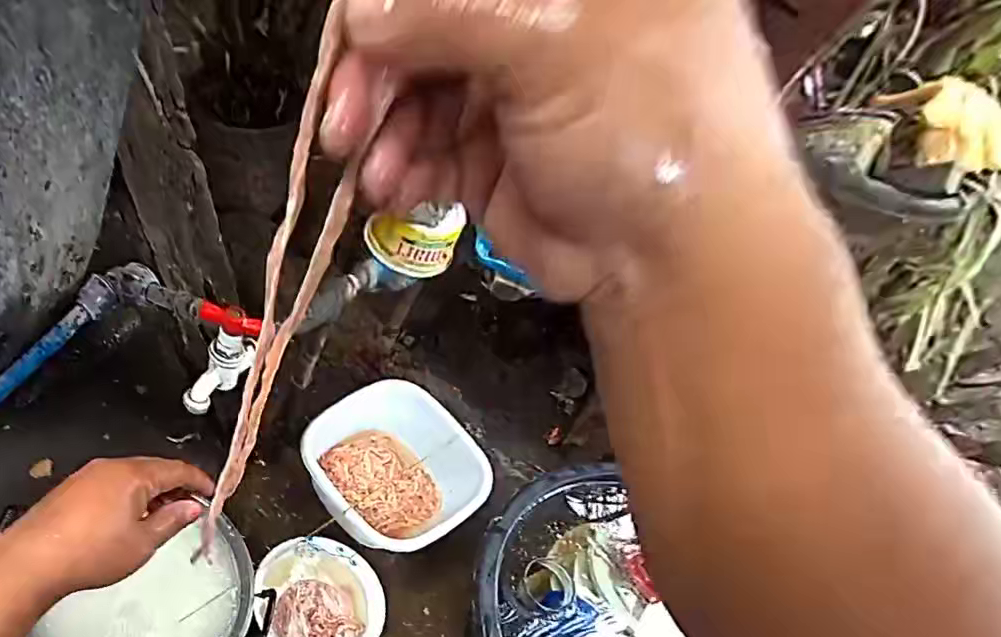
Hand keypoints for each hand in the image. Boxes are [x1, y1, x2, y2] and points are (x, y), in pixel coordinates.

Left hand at [0, 457, 214, 599]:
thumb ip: (172, 521)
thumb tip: (189, 508)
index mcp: (132, 474)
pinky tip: (129, 523)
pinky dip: (128, 499)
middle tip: (190, 509)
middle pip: (154, 470)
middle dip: (176, 488)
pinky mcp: (73, 490)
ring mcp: (88, 477)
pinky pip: (110, 486)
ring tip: (161, 521)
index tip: (210, 490)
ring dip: (152, 495)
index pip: (177, 469)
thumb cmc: (84, 552)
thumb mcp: (143, 542)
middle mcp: (108, 468)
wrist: (34, 561)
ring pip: (131, 478)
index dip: (199, 480)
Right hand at [319, 0, 802, 299]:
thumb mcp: (555, 44)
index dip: (386, 8)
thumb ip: (454, 16)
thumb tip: (360, 13)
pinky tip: (394, 193)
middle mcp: (523, 24)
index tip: (349, 48)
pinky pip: (418, 158)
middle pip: (416, 38)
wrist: (656, 249)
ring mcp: (498, 97)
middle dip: (373, 86)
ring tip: (378, 179)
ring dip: (383, 142)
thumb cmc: (643, 125)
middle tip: (343, 131)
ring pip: (410, 105)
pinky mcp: (478, 162)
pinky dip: (399, 176)